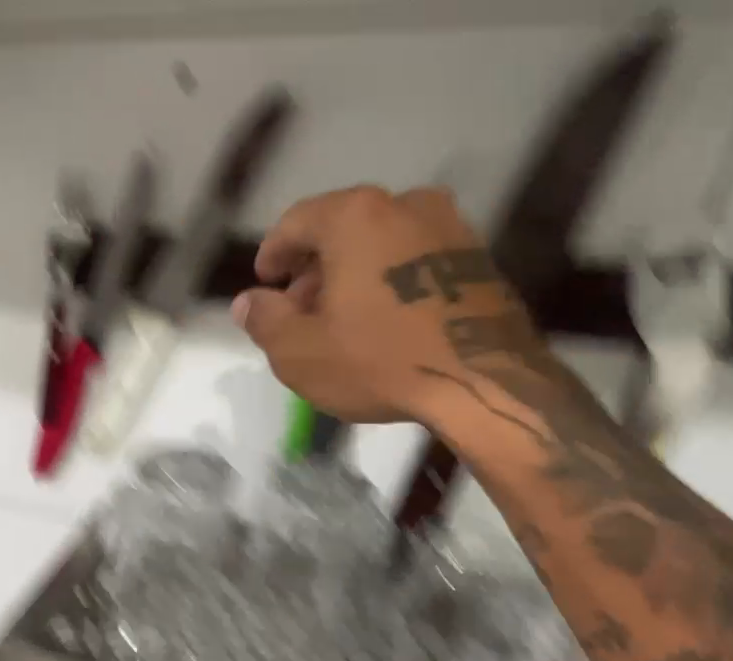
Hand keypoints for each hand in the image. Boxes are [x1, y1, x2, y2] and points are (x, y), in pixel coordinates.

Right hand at [232, 185, 541, 424]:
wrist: (485, 382)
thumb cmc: (379, 360)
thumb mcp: (298, 351)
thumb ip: (264, 319)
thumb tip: (247, 302)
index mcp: (355, 217)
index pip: (296, 221)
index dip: (273, 253)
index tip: (265, 284)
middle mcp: (406, 205)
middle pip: (341, 228)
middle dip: (313, 267)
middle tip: (298, 310)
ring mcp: (450, 227)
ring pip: (381, 242)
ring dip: (353, 273)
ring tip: (340, 320)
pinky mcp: (478, 257)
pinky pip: (415, 259)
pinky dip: (389, 280)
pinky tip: (382, 322)